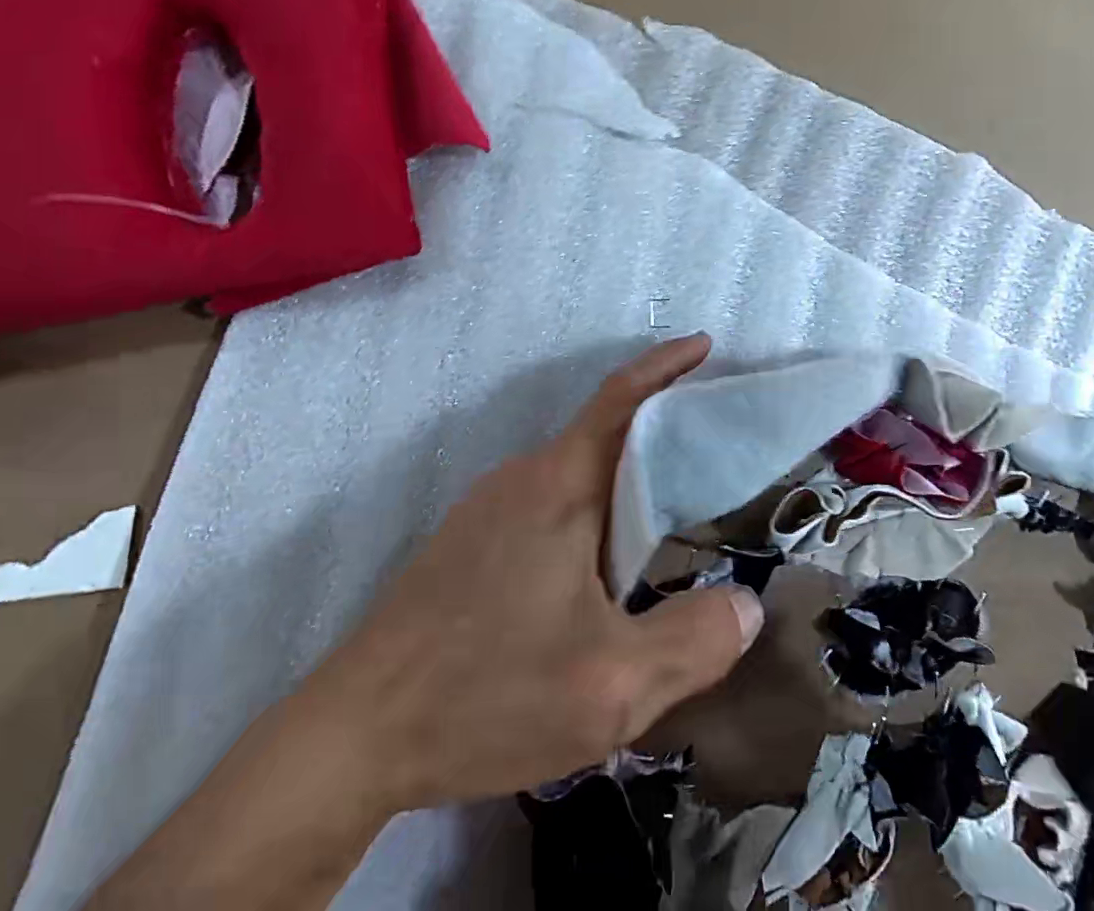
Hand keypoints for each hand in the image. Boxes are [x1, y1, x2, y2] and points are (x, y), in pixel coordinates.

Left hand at [88, 333, 763, 908]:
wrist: (348, 744)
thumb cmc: (485, 698)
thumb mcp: (614, 687)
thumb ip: (696, 640)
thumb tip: (745, 603)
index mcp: (556, 488)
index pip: (619, 400)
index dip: (666, 367)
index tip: (707, 347)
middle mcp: (520, 482)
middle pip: (606, 433)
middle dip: (668, 428)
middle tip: (726, 450)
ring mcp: (489, 513)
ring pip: (581, 472)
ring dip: (635, 474)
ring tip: (688, 505)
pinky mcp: (473, 548)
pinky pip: (557, 504)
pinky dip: (604, 508)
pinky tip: (622, 560)